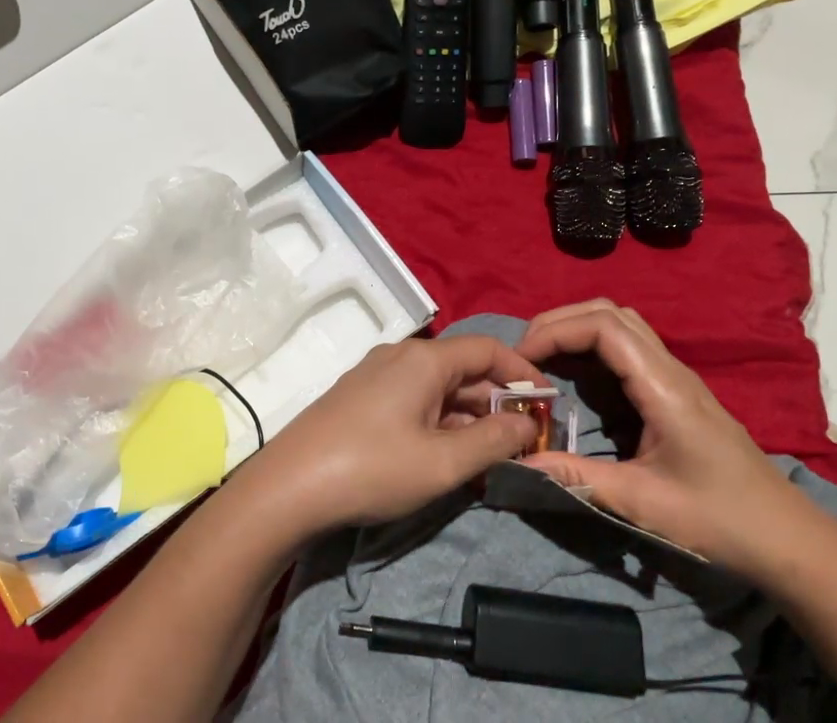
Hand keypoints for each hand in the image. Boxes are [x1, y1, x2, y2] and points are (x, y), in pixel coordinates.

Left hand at [229, 335, 546, 538]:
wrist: (288, 487)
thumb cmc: (372, 469)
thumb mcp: (443, 462)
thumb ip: (493, 441)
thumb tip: (527, 423)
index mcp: (423, 359)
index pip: (487, 349)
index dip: (522, 372)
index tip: (548, 404)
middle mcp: (399, 356)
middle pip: (463, 368)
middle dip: (498, 402)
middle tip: (525, 442)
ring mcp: (374, 376)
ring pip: (437, 388)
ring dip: (469, 417)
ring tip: (491, 458)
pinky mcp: (359, 399)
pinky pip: (413, 400)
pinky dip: (439, 422)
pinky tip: (447, 457)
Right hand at [516, 300, 825, 576]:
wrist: (788, 540)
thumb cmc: (719, 520)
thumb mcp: (642, 503)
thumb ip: (577, 477)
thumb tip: (516, 463)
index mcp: (664, 388)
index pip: (604, 327)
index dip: (556, 332)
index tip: (521, 360)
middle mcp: (670, 371)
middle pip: (610, 313)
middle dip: (560, 323)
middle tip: (523, 354)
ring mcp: (675, 379)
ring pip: (620, 327)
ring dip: (576, 332)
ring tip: (540, 362)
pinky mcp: (675, 394)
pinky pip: (628, 352)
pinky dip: (592, 352)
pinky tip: (572, 382)